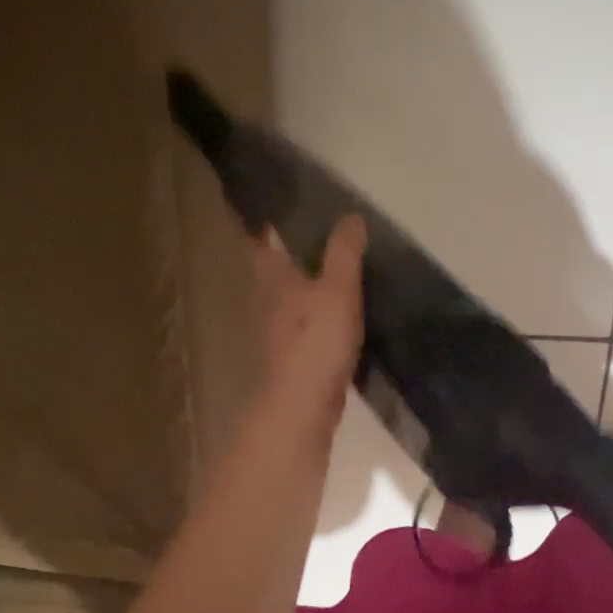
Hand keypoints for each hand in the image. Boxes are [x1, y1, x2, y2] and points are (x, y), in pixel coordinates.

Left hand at [252, 215, 366, 420]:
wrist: (304, 407)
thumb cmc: (315, 343)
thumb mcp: (337, 289)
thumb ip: (344, 253)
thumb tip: (350, 216)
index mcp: (275, 280)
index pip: (261, 242)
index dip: (264, 224)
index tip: (272, 205)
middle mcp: (271, 303)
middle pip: (277, 271)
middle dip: (291, 255)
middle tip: (318, 234)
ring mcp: (284, 334)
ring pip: (294, 300)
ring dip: (309, 287)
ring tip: (336, 270)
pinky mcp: (300, 359)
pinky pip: (311, 328)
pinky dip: (323, 318)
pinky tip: (343, 316)